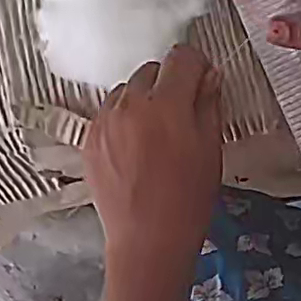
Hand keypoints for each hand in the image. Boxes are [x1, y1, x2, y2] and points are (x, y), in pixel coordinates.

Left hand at [85, 45, 222, 281]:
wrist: (148, 241)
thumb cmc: (187, 202)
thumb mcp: (210, 152)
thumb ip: (209, 107)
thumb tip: (208, 78)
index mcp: (167, 105)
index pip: (182, 58)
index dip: (196, 66)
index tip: (202, 80)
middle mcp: (130, 104)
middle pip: (151, 70)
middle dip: (169, 84)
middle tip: (181, 115)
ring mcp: (105, 121)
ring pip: (127, 91)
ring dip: (143, 101)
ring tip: (155, 135)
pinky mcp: (89, 139)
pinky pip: (109, 114)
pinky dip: (123, 120)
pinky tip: (135, 150)